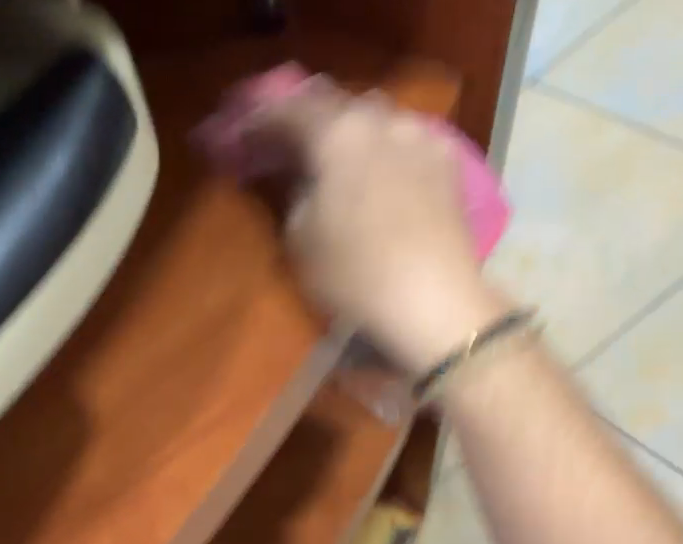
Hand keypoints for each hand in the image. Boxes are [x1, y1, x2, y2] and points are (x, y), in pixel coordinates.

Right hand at [244, 83, 509, 371]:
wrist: (431, 301)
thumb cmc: (352, 274)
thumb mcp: (299, 237)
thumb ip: (292, 191)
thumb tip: (297, 174)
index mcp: (339, 133)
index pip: (287, 110)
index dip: (256, 122)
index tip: (237, 136)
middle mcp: (382, 120)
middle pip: (333, 104)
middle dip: (301, 118)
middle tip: (278, 139)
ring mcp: (421, 136)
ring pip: (371, 117)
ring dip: (342, 128)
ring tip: (324, 152)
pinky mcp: (446, 162)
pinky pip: (401, 139)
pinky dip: (376, 146)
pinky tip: (370, 168)